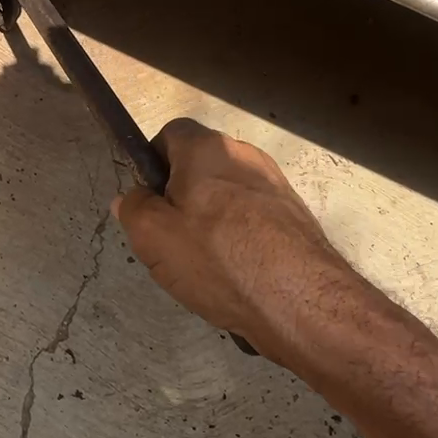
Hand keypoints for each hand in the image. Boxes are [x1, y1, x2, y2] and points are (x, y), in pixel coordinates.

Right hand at [114, 119, 355, 358]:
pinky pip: (255, 221)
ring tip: (206, 265)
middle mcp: (246, 156)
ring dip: (212, 222)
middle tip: (171, 237)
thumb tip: (133, 197)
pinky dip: (242, 241)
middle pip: (201, 167)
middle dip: (182, 197)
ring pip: (228, 197)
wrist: (303, 304)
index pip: (170, 133)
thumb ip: (133, 208)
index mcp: (207, 148)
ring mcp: (278, 187)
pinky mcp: (298, 219)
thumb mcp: (151, 236)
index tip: (148, 198)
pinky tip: (237, 276)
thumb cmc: (218, 258)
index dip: (152, 161)